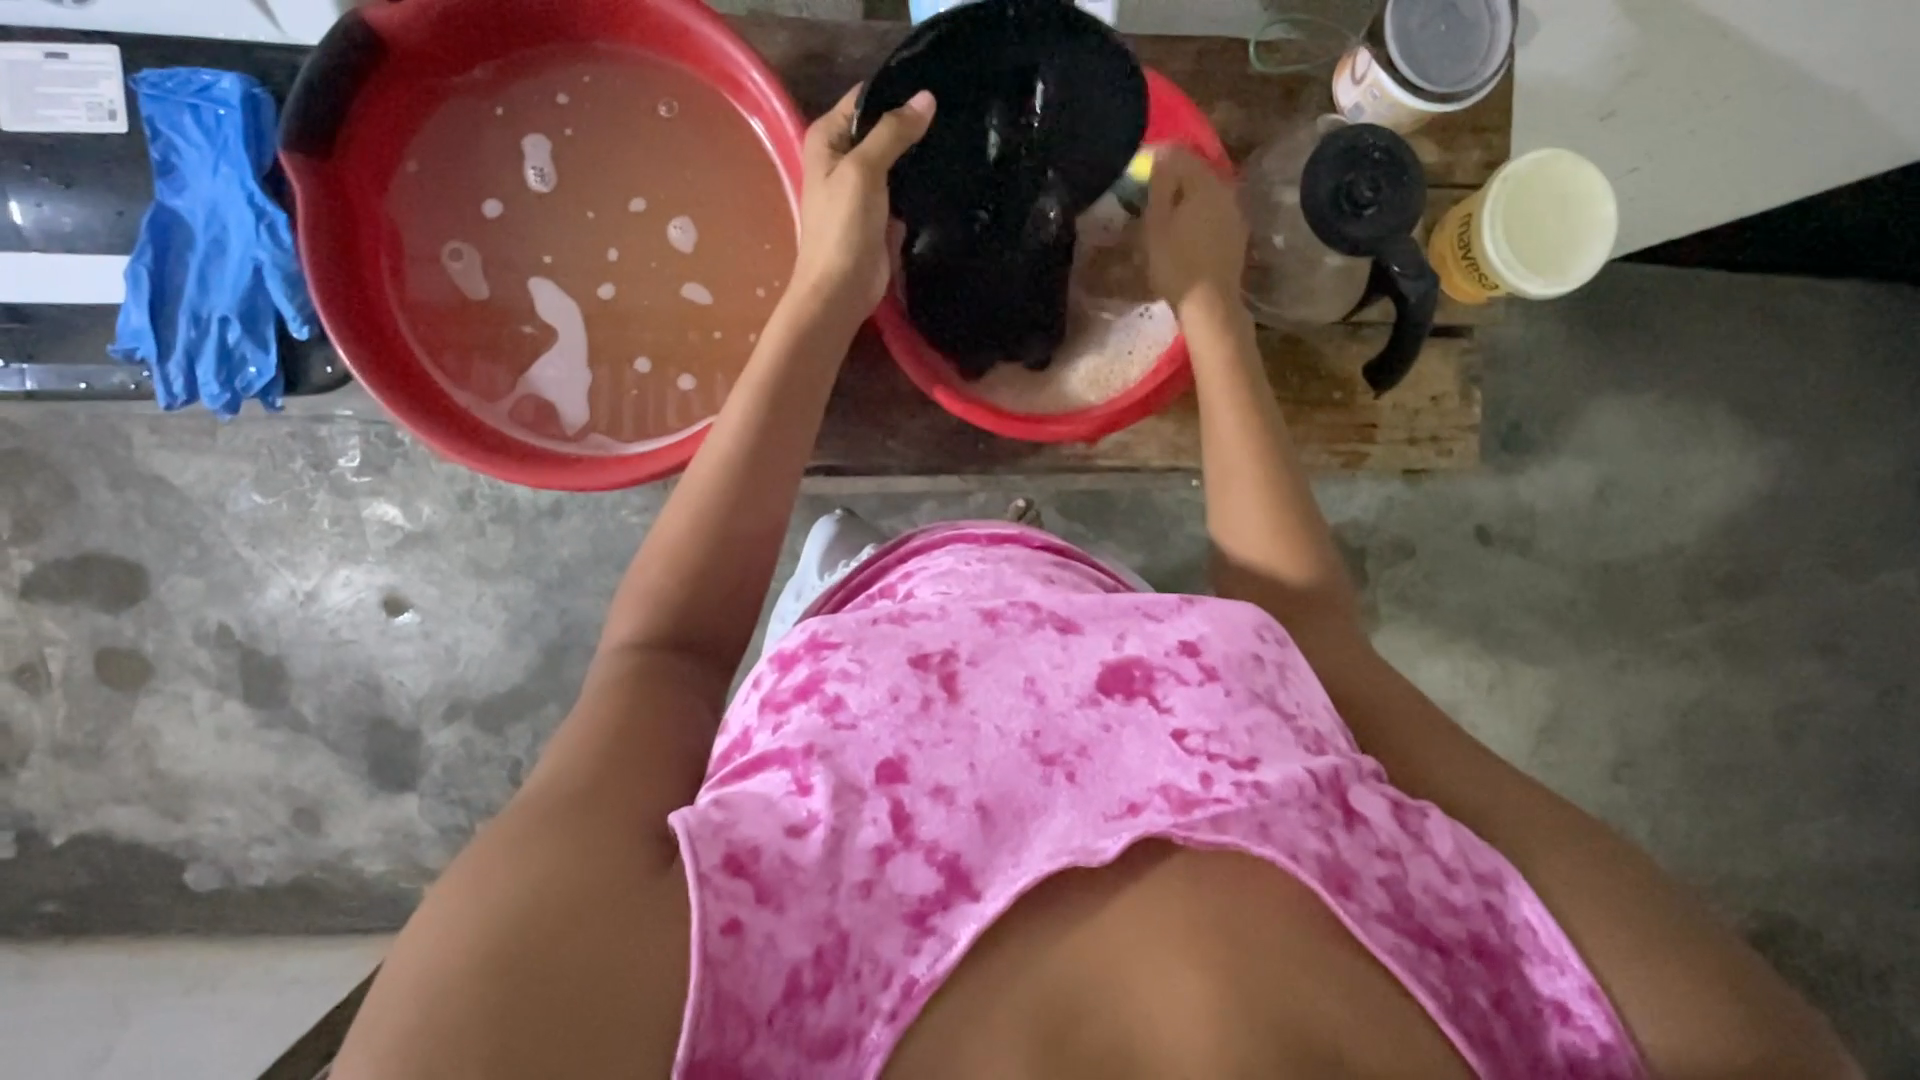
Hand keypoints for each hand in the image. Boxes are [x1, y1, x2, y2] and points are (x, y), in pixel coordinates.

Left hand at [789, 86, 935, 322]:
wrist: (841, 290)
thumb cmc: (843, 227)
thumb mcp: (864, 170)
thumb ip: (893, 132)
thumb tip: (926, 98)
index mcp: (826, 138)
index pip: (864, 100)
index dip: (896, 94)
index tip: (934, 92)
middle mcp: (840, 158)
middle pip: (881, 130)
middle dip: (910, 126)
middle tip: (954, 115)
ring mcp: (861, 188)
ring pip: (895, 161)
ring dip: (918, 157)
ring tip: (956, 140)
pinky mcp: (879, 214)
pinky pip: (903, 190)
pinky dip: (918, 186)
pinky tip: (946, 175)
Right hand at [1143, 148, 1249, 315]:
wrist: (1210, 303)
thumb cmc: (1175, 263)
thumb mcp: (1156, 223)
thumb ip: (1160, 184)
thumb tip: (1161, 155)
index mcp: (1204, 183)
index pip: (1180, 154)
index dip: (1159, 157)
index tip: (1140, 169)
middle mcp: (1225, 189)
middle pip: (1197, 171)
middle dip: (1175, 176)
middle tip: (1150, 191)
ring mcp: (1235, 212)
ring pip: (1207, 192)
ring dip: (1188, 196)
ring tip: (1166, 211)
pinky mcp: (1237, 233)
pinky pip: (1215, 211)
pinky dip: (1199, 213)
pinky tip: (1186, 229)